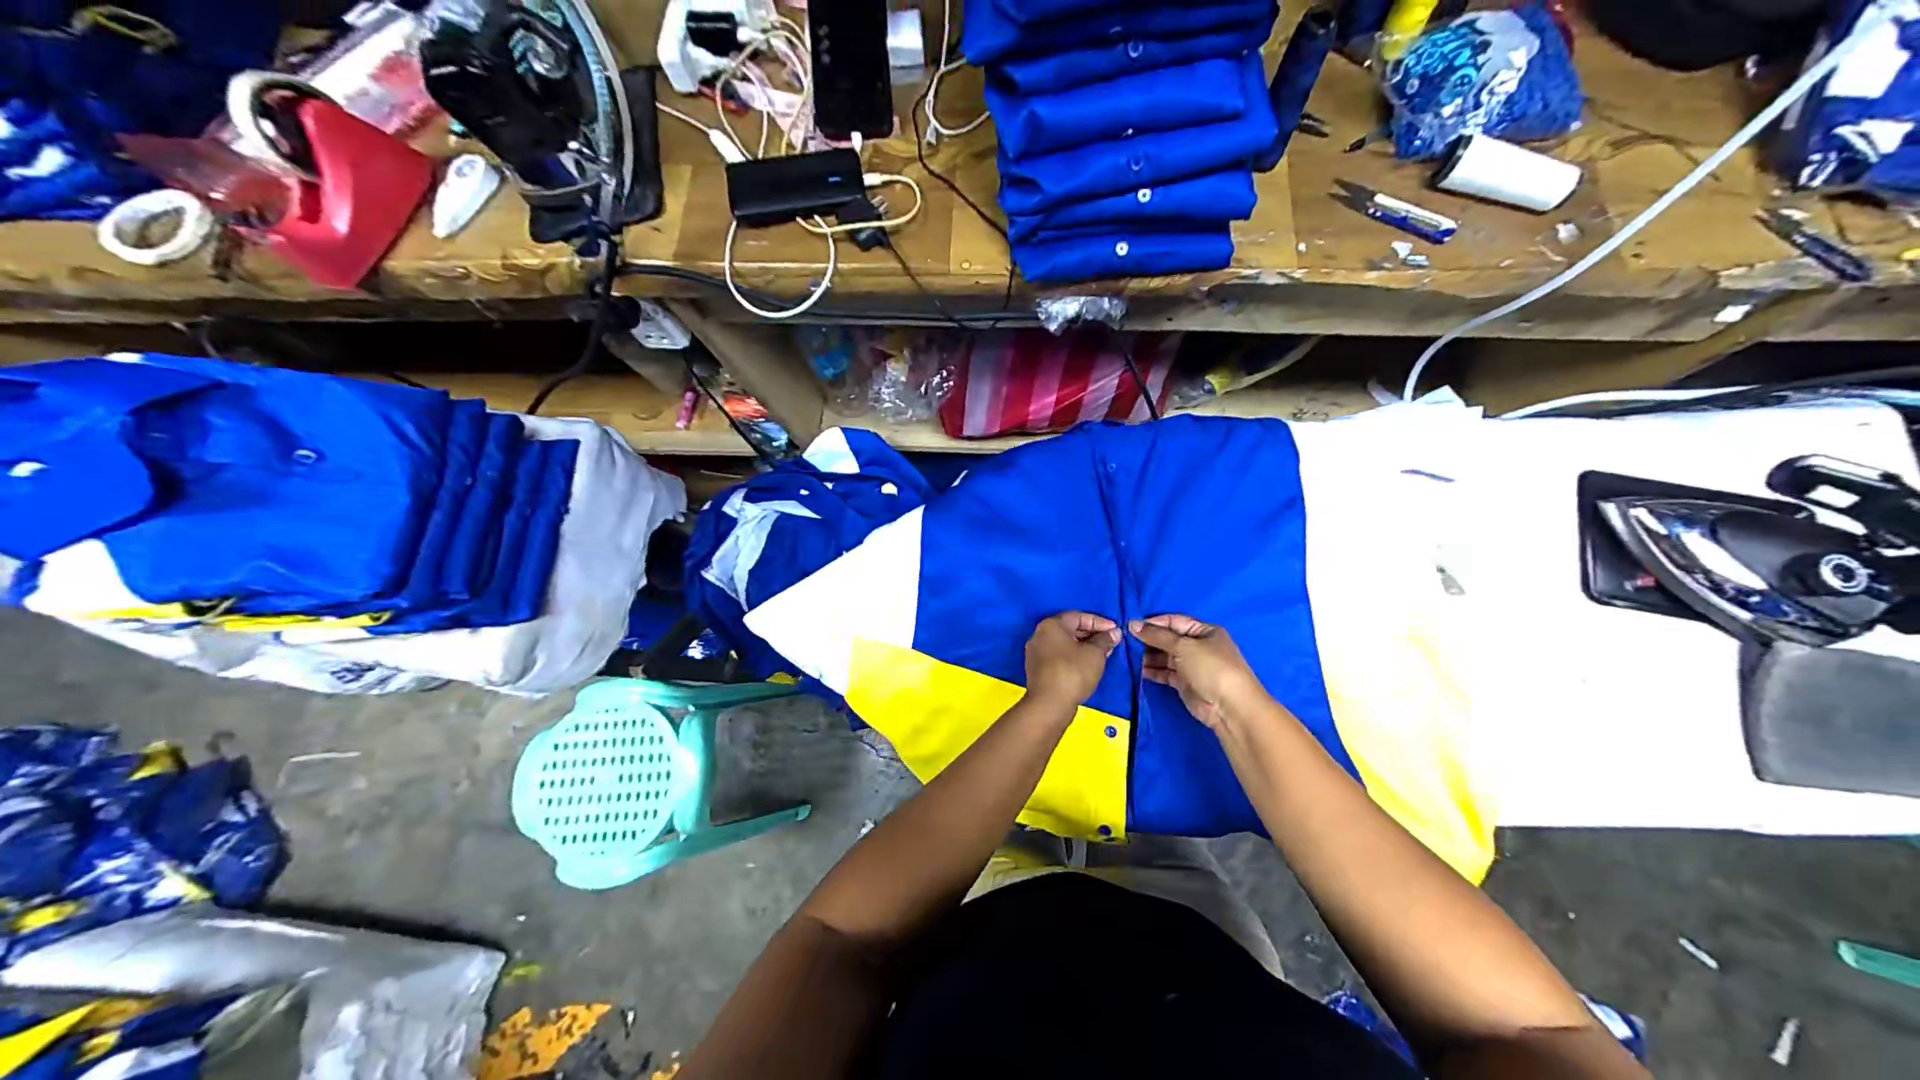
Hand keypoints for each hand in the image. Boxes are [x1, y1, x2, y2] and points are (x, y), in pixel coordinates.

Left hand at [1024, 612, 1120, 709]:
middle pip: (1069, 628)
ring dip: (1083, 646)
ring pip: (1063, 643)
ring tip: (1102, 654)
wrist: (1049, 704)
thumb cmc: (1073, 672)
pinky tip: (1087, 665)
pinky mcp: (1037, 668)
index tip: (1115, 630)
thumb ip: (1105, 640)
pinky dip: (1073, 656)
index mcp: (1051, 625)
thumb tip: (1114, 633)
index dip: (1099, 622)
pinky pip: (1058, 655)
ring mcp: (1035, 652)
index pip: (1078, 616)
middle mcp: (1039, 634)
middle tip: (1110, 642)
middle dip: (1091, 634)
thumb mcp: (1095, 654)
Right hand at [1129, 615, 1270, 731]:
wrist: (1229, 706)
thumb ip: (1157, 636)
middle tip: (1127, 642)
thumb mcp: (1184, 646)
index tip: (1131, 626)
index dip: (1154, 623)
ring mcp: (1191, 665)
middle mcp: (1197, 646)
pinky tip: (1139, 670)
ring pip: (1165, 656)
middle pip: (1168, 639)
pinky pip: (1165, 672)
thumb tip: (1132, 624)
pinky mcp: (1184, 683)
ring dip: (1149, 656)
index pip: (1174, 621)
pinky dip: (1153, 671)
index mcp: (1204, 631)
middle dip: (1149, 640)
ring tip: (1130, 656)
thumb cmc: (1210, 667)